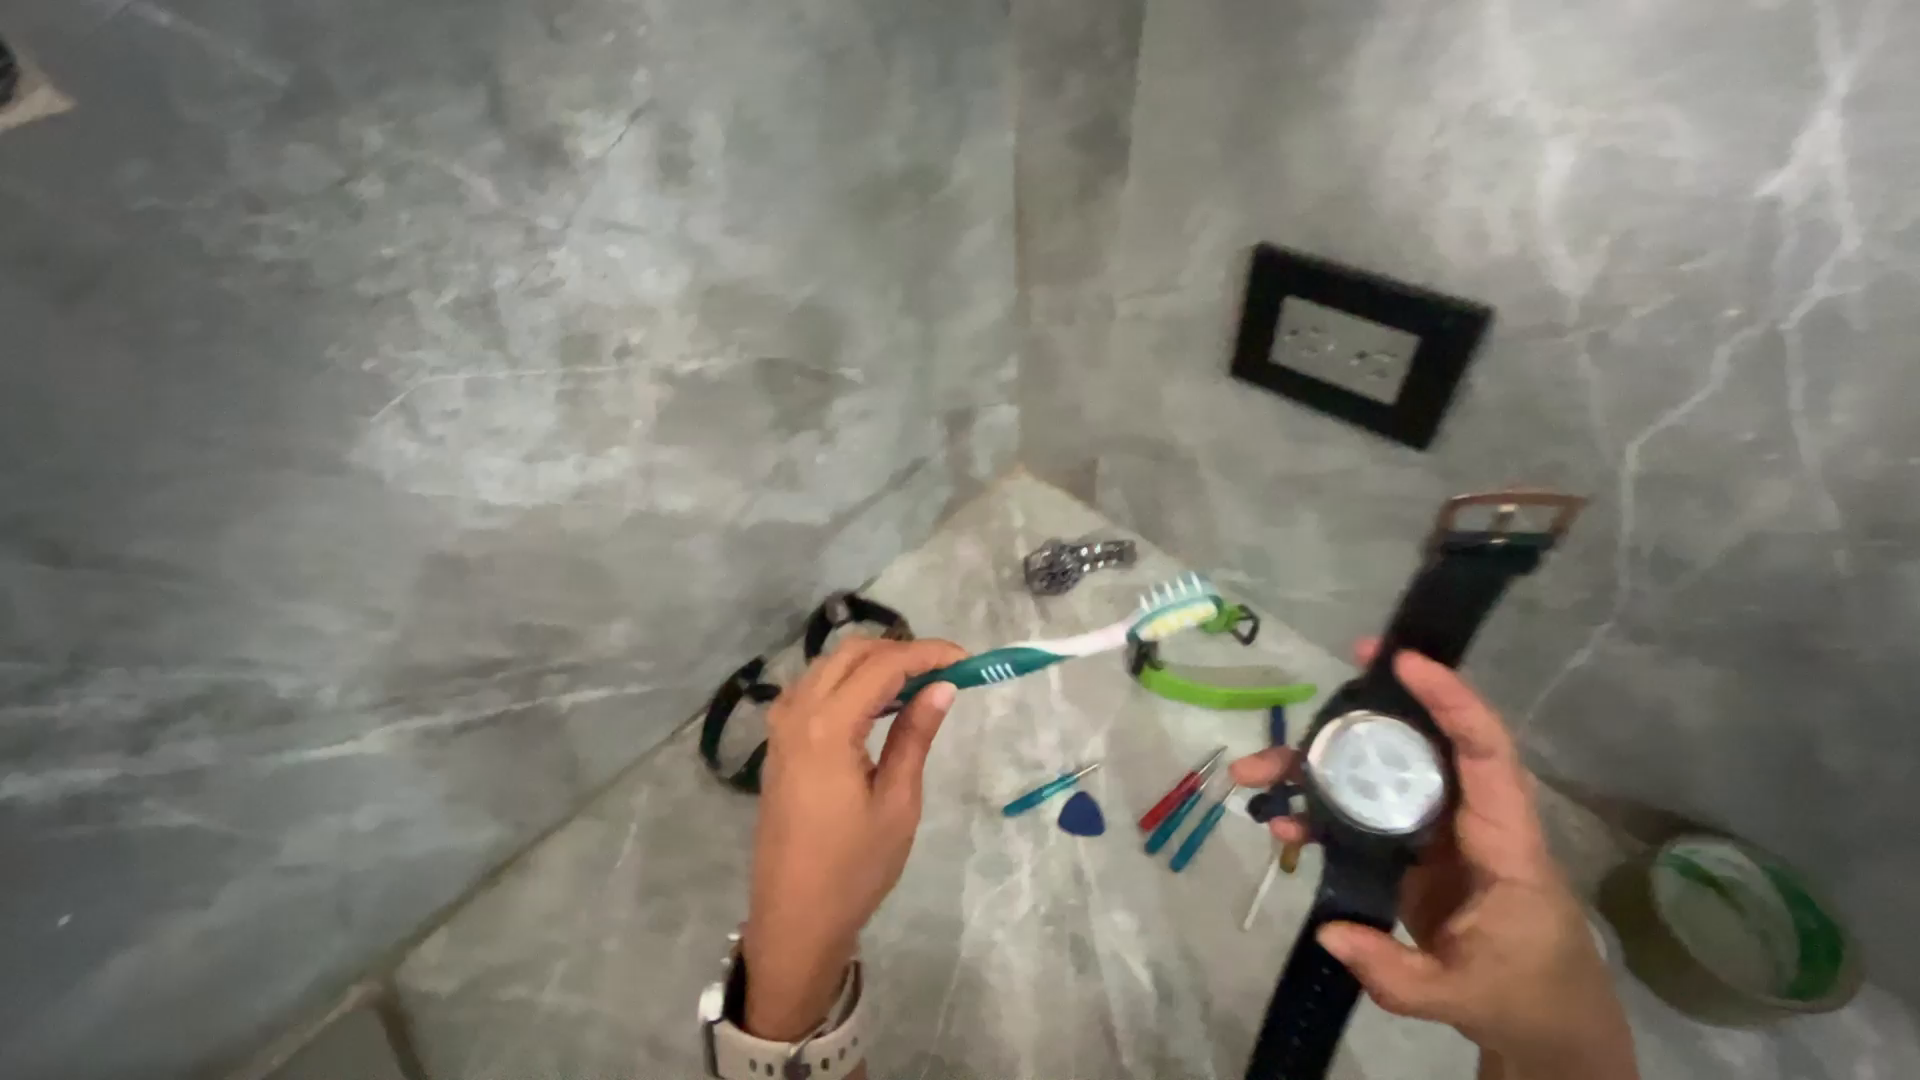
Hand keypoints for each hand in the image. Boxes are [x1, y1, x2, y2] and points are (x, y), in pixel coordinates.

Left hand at [742, 637, 966, 1040]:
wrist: (795, 919)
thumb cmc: (853, 868)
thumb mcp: (897, 802)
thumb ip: (915, 735)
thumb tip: (942, 686)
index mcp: (828, 727)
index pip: (882, 666)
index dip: (926, 654)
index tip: (965, 659)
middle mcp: (798, 713)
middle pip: (850, 653)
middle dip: (899, 650)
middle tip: (942, 670)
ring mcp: (781, 727)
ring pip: (828, 666)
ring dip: (872, 662)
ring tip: (916, 684)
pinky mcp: (778, 744)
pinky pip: (812, 689)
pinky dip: (846, 681)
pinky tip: (874, 704)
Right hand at [1230, 642, 1636, 1079]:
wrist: (1546, 1024)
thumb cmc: (1528, 1000)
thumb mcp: (1466, 997)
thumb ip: (1398, 973)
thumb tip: (1330, 932)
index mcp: (1503, 842)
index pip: (1485, 753)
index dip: (1451, 701)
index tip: (1403, 662)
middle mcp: (1467, 820)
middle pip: (1413, 750)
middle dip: (1361, 716)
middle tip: (1321, 686)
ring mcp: (1434, 832)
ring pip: (1374, 776)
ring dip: (1315, 767)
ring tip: (1255, 771)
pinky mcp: (1408, 849)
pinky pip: (1358, 814)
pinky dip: (1317, 811)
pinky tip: (1282, 821)